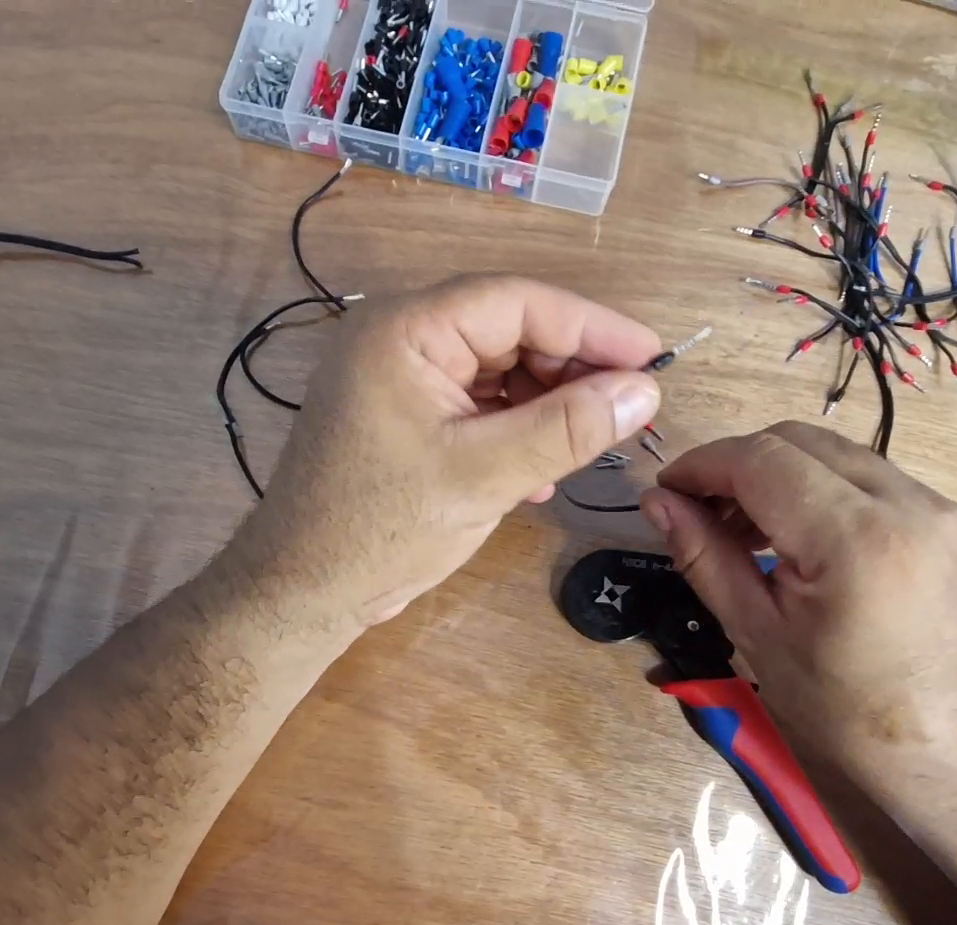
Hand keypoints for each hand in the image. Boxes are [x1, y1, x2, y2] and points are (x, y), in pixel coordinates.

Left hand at [227, 275, 662, 626]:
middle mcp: (398, 337)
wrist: (302, 590)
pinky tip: (541, 473)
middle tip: (628, 407)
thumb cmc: (381, 529)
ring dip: (546, 405)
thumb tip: (644, 391)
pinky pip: (474, 404)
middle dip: (571, 369)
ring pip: (496, 369)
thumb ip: (567, 429)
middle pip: (507, 330)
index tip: (653, 358)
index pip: (517, 301)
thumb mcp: (483, 477)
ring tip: (589, 444)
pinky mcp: (403, 414)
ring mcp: (398, 377)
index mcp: (405, 330)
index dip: (592, 326)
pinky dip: (513, 430)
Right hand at [638, 421, 956, 803]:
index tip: (665, 489)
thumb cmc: (843, 708)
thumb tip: (656, 503)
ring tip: (743, 529)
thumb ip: (704, 555)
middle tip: (699, 512)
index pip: (762, 460)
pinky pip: (866, 476)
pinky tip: (795, 536)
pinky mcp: (949, 519)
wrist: (953, 750)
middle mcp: (907, 503)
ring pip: (833, 452)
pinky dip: (816, 488)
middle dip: (736, 464)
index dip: (703, 465)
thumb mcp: (757, 633)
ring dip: (775, 473)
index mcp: (856, 540)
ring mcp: (938, 507)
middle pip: (797, 441)